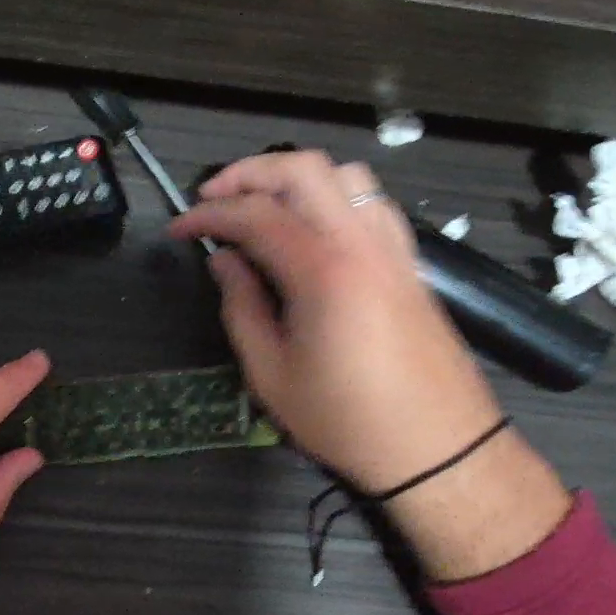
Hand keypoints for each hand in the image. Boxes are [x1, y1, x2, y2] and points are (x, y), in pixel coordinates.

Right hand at [171, 151, 570, 579]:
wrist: (437, 445)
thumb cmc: (345, 419)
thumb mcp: (271, 374)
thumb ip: (242, 307)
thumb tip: (224, 261)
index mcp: (322, 270)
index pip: (254, 214)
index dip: (207, 215)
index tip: (178, 229)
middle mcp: (361, 242)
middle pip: (303, 169)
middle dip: (248, 173)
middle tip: (212, 198)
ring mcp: (391, 247)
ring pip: (344, 174)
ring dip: (294, 178)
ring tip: (260, 207)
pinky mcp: (408, 262)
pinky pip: (370, 202)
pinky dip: (333, 197)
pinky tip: (312, 229)